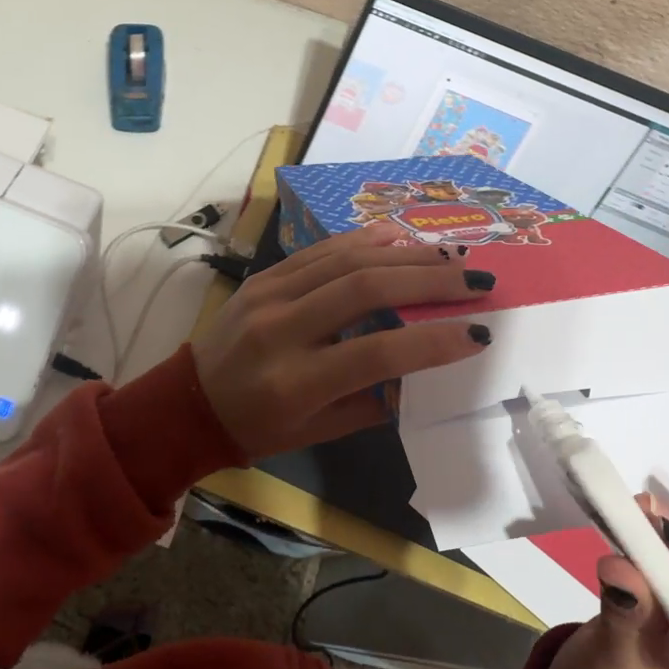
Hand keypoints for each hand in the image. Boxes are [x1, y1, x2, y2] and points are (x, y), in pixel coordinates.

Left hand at [190, 221, 493, 457]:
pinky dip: (361, 241)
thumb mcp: (317, 431)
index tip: (479, 332)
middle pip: (363, 290)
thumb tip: (425, 370)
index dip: (431, 342)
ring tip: (449, 255)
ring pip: (344, 261)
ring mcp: (268, 296)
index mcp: (295, 382)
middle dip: (427, 281)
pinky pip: (318, 252)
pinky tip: (397, 237)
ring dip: (403, 255)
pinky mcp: (262, 277)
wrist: (190, 400)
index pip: (375, 353)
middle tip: (475, 279)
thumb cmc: (258, 427)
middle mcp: (281, 330)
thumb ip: (372, 402)